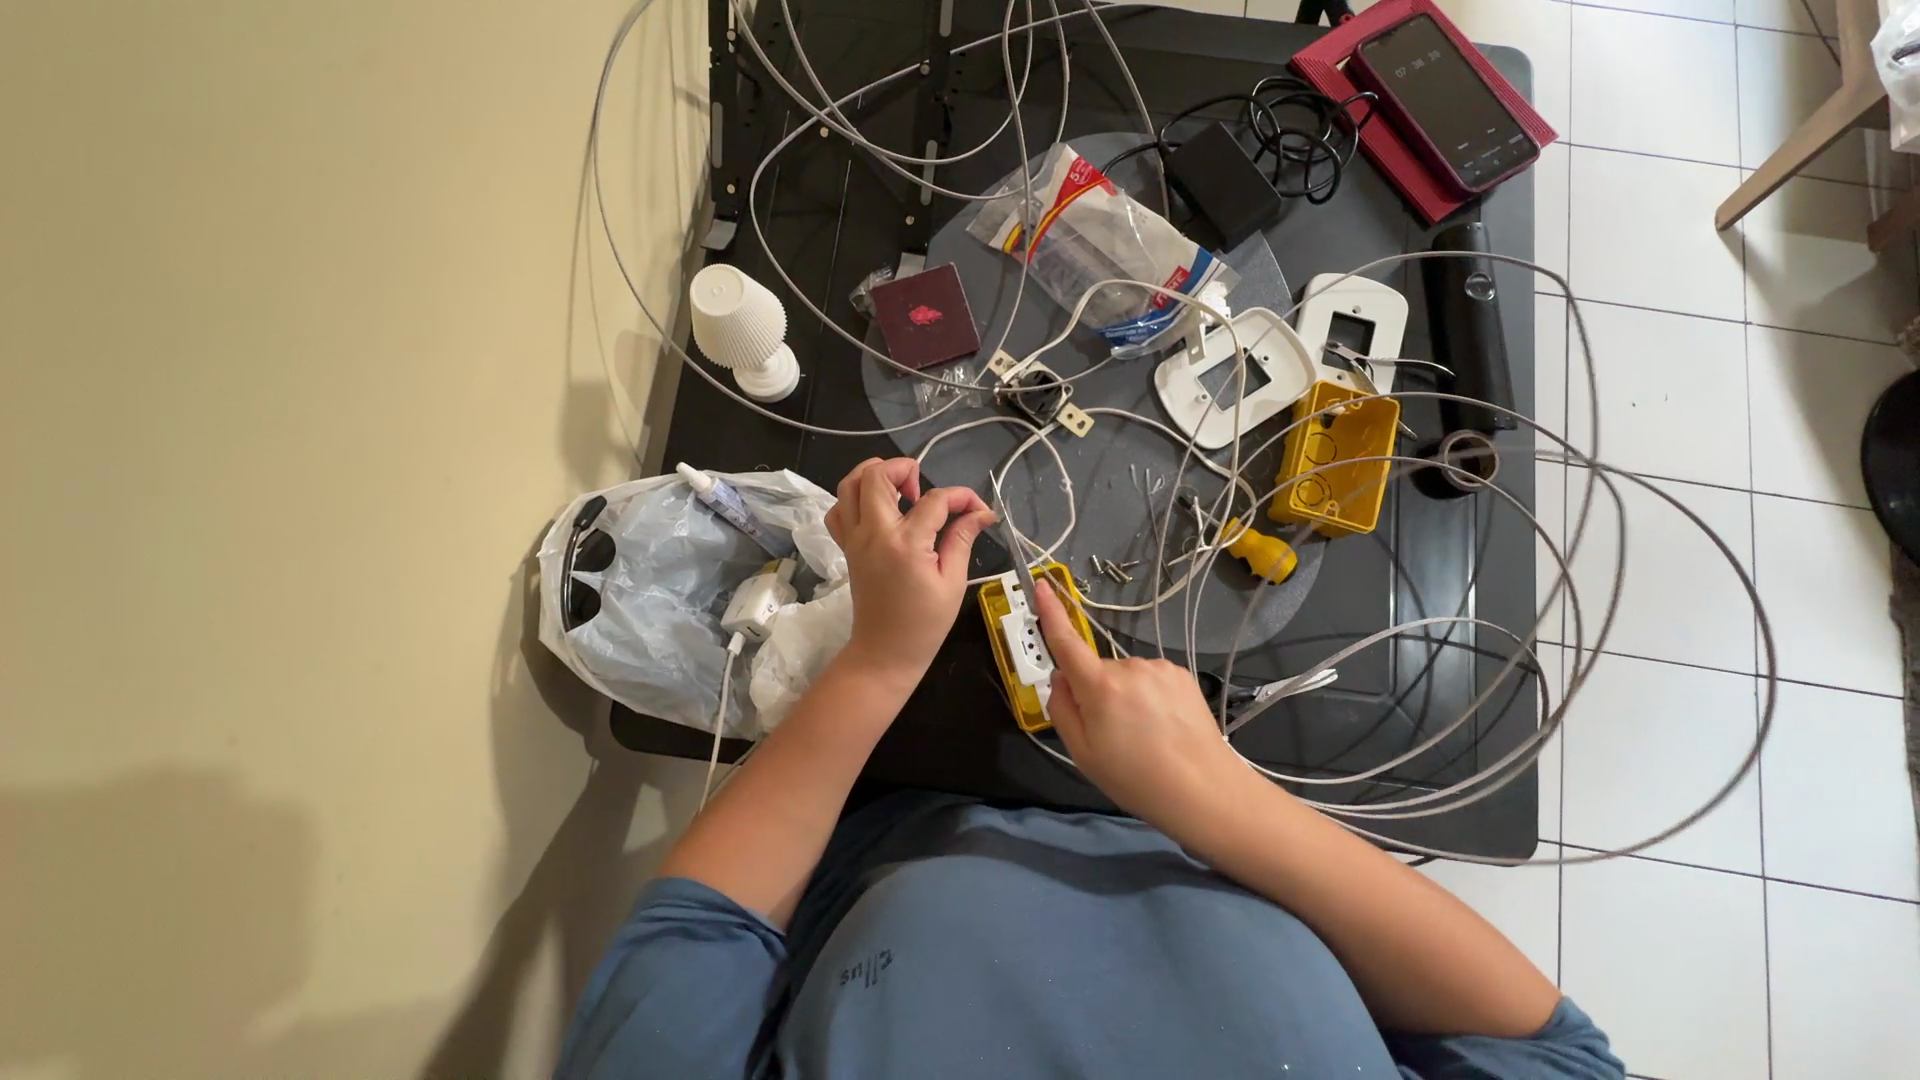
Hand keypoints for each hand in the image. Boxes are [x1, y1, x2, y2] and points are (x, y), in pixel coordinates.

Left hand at [825, 458, 997, 681]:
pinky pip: (839, 510)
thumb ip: (962, 539)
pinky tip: (878, 509)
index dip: (962, 498)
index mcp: (905, 543)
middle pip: (876, 475)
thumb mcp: (953, 582)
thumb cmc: (924, 624)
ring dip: (874, 475)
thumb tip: (981, 512)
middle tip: (923, 491)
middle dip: (904, 468)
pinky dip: (855, 499)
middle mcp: (874, 533)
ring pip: (849, 485)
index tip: (979, 510)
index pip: (935, 500)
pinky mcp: (847, 547)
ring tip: (899, 491)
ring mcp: (854, 539)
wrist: (885, 653)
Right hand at [1032, 578, 1244, 826]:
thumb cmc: (1135, 778)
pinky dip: (1149, 696)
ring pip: (1125, 676)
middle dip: (1097, 692)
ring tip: (1144, 736)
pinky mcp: (1181, 674)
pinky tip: (1164, 726)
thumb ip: (1062, 709)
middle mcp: (1128, 666)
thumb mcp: (1082, 753)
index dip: (1051, 612)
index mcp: (1099, 686)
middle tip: (1112, 735)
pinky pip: (1150, 679)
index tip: (1040, 584)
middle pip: (1097, 670)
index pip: (1067, 642)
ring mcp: (1158, 667)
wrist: (1204, 790)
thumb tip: (1061, 678)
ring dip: (1126, 695)